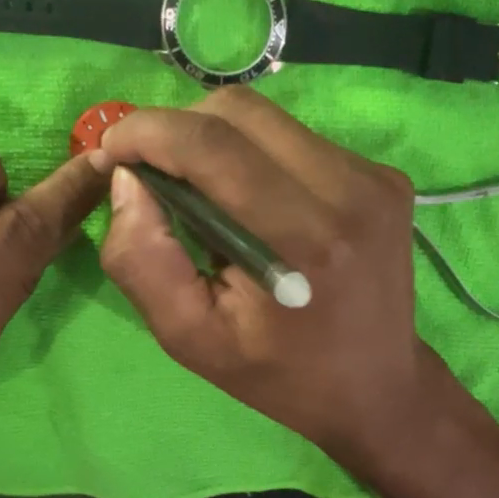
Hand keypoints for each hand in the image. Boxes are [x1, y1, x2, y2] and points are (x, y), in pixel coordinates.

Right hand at [93, 87, 449, 477]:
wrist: (376, 386)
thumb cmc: (279, 374)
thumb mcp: (191, 338)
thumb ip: (143, 260)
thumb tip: (127, 178)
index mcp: (303, 240)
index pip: (210, 143)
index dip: (147, 132)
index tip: (112, 152)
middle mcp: (349, 191)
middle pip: (239, 111)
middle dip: (178, 129)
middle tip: (155, 175)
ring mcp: (375, 177)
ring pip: (268, 118)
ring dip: (218, 140)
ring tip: (206, 196)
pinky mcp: (385, 175)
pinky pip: (297, 137)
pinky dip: (258, 155)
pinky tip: (255, 204)